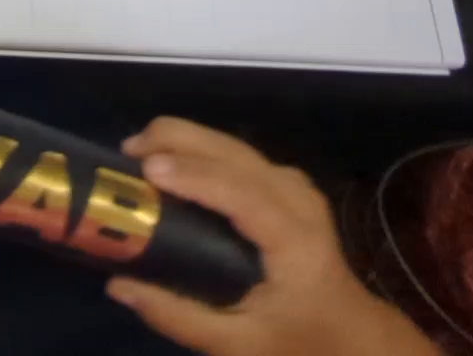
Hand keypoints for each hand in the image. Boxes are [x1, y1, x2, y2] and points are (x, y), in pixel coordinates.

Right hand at [107, 117, 438, 355]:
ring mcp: (293, 184)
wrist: (355, 335)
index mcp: (296, 243)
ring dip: (182, 138)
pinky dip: (197, 145)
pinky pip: (233, 150)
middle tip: (126, 154)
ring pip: (230, 143)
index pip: (244, 194)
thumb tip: (116, 286)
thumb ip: (178, 317)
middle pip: (233, 152)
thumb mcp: (240, 347)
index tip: (147, 169)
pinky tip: (169, 157)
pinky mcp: (283, 179)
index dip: (194, 175)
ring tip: (137, 151)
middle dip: (176, 141)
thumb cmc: (300, 342)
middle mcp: (298, 201)